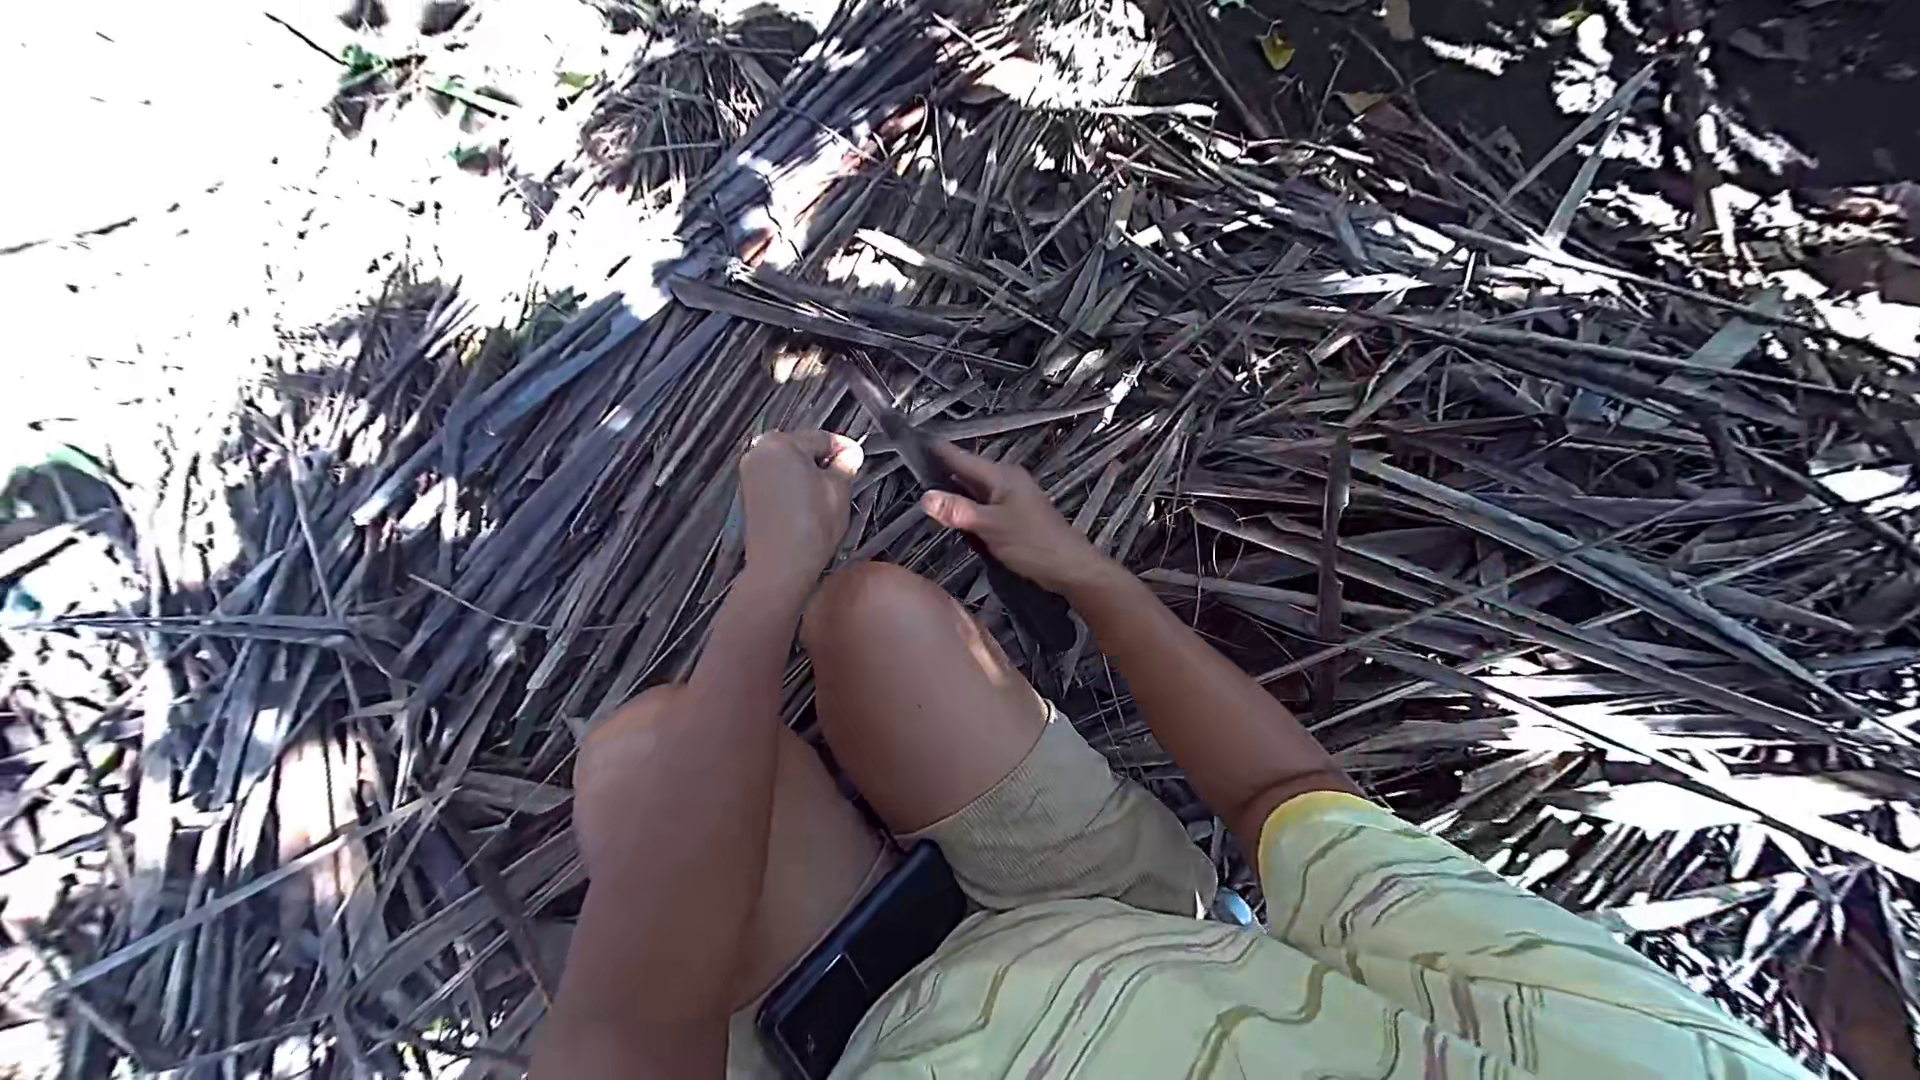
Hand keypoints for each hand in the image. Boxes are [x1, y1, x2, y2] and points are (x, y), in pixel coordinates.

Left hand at [740, 430, 863, 585]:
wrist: (781, 566)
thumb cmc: (812, 525)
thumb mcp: (838, 491)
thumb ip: (844, 466)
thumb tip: (851, 454)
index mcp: (781, 444)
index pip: (821, 437)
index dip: (844, 448)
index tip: (858, 458)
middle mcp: (760, 452)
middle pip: (801, 447)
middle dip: (824, 459)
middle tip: (845, 476)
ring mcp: (750, 472)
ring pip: (788, 463)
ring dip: (808, 471)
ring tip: (828, 491)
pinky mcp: (749, 492)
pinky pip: (777, 477)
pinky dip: (794, 483)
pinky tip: (809, 501)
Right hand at [919, 442, 1123, 597]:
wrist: (1070, 567)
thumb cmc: (1033, 543)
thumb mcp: (990, 526)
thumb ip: (958, 511)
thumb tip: (925, 497)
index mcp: (1002, 476)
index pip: (963, 458)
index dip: (939, 451)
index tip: (915, 440)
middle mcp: (1007, 481)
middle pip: (968, 472)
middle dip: (943, 470)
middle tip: (913, 467)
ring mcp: (1012, 498)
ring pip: (976, 490)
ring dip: (955, 490)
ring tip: (927, 487)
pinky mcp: (1014, 515)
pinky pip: (984, 504)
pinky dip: (968, 506)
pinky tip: (956, 514)